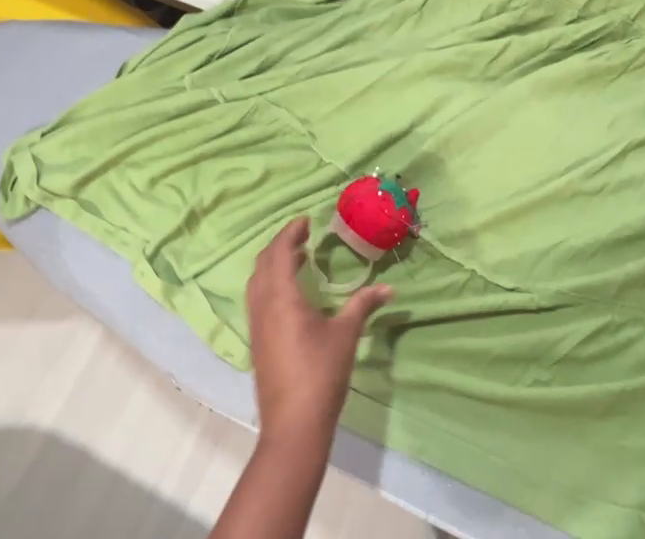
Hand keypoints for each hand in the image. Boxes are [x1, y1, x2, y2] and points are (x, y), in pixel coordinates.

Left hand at [246, 217, 391, 448]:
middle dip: (280, 245)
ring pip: (257, 282)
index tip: (306, 221)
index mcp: (281, 297)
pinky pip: (258, 299)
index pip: (279, 252)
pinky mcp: (257, 342)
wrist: (294, 424)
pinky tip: (291, 293)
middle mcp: (263, 306)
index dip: (290, 233)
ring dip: (273, 264)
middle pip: (263, 264)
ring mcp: (256, 325)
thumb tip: (387, 287)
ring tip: (297, 258)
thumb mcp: (346, 335)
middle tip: (303, 236)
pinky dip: (270, 283)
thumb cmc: (321, 373)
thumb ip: (363, 305)